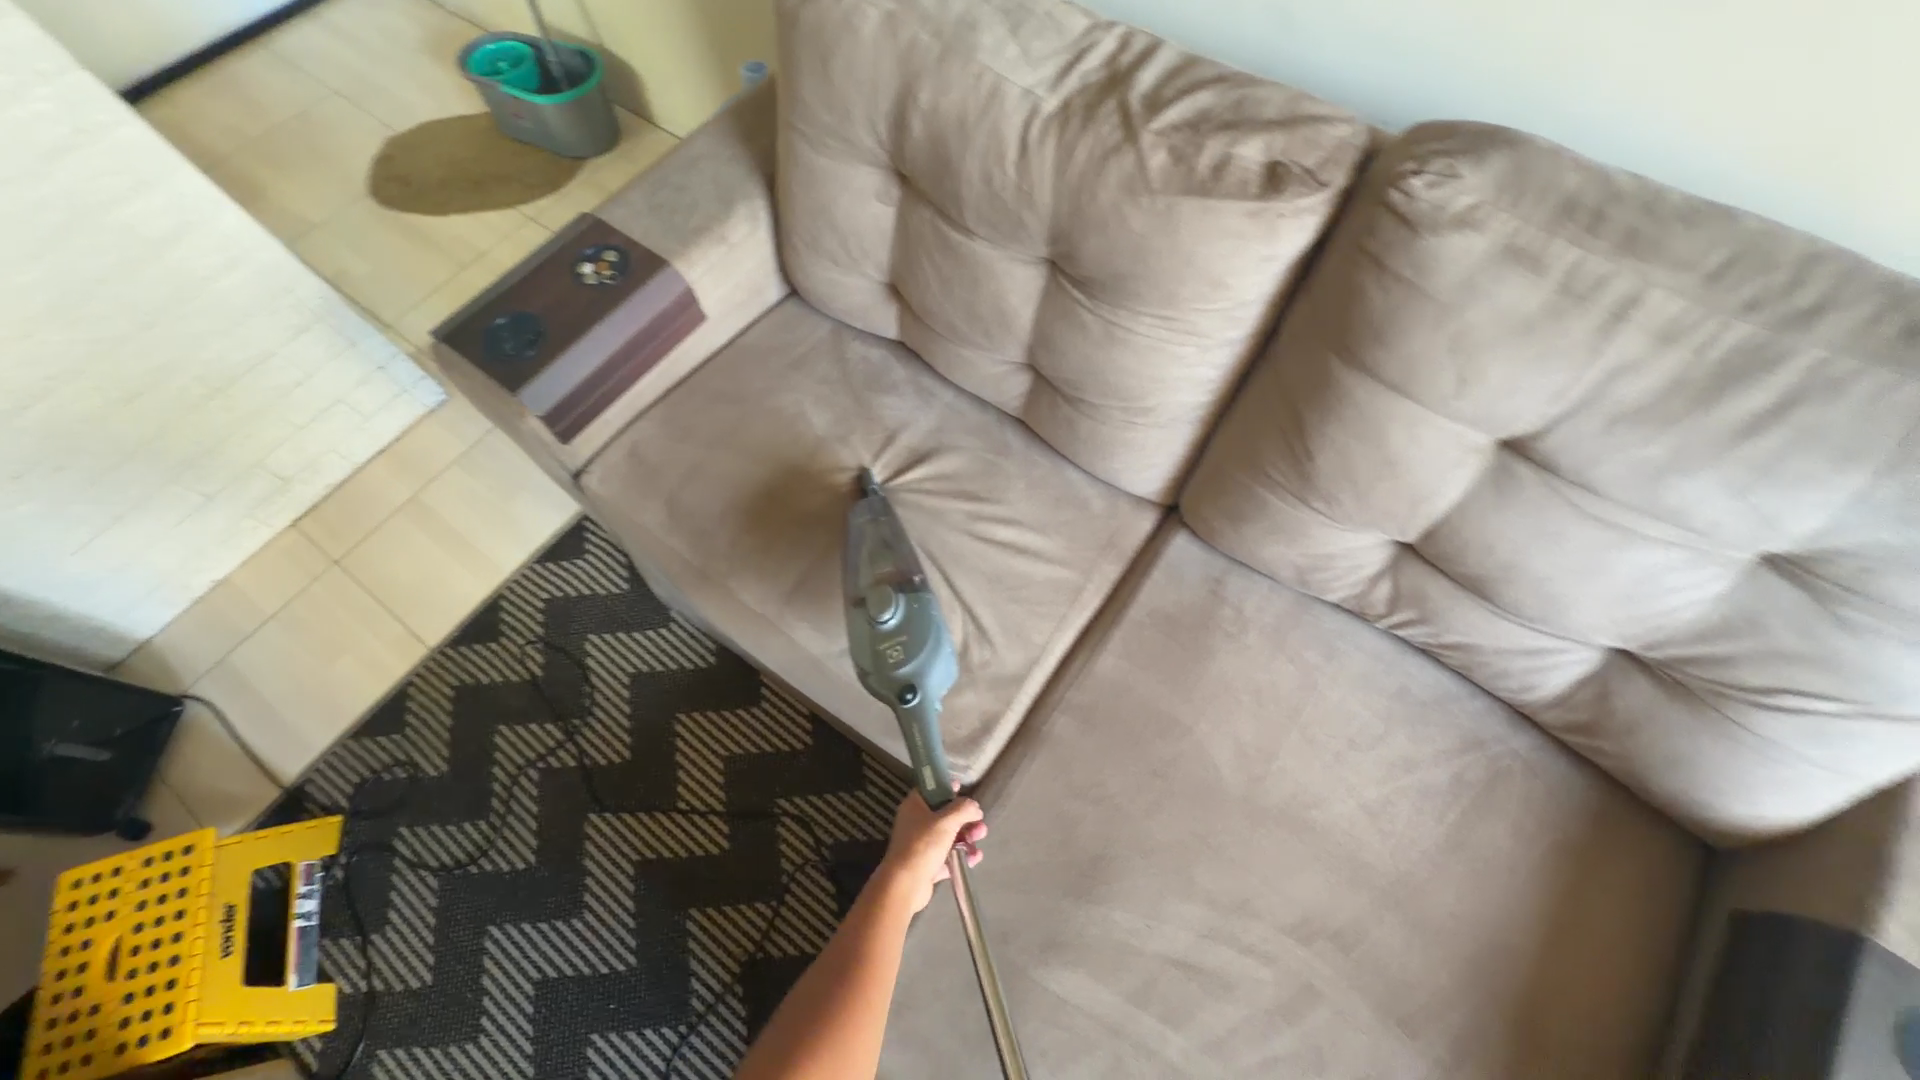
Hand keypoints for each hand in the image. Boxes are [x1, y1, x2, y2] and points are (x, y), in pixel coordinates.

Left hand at [878, 786, 986, 912]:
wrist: (905, 884)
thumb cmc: (923, 845)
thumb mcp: (946, 821)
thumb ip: (963, 809)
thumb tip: (974, 807)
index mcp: (915, 806)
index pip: (931, 789)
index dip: (947, 787)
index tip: (964, 789)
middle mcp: (916, 823)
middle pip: (945, 815)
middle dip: (965, 818)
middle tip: (980, 822)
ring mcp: (922, 845)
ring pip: (949, 836)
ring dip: (967, 837)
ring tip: (979, 839)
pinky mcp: (928, 864)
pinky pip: (949, 856)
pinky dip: (961, 855)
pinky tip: (974, 858)